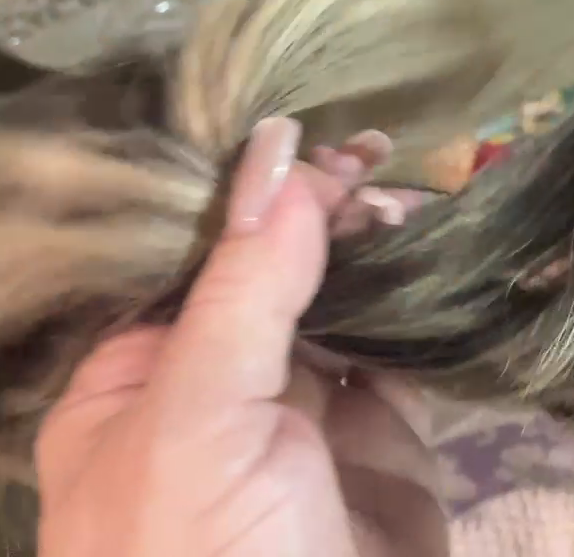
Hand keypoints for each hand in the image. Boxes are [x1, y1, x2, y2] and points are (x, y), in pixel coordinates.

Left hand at [34, 119, 446, 556]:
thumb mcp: (199, 424)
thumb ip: (245, 289)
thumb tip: (281, 161)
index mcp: (139, 383)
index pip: (197, 258)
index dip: (254, 195)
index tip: (321, 148)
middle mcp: (219, 383)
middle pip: (273, 265)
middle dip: (322, 209)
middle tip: (378, 164)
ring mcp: (304, 402)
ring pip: (341, 291)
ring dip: (374, 240)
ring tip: (409, 202)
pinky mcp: (378, 420)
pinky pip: (395, 333)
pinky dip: (417, 286)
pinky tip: (433, 247)